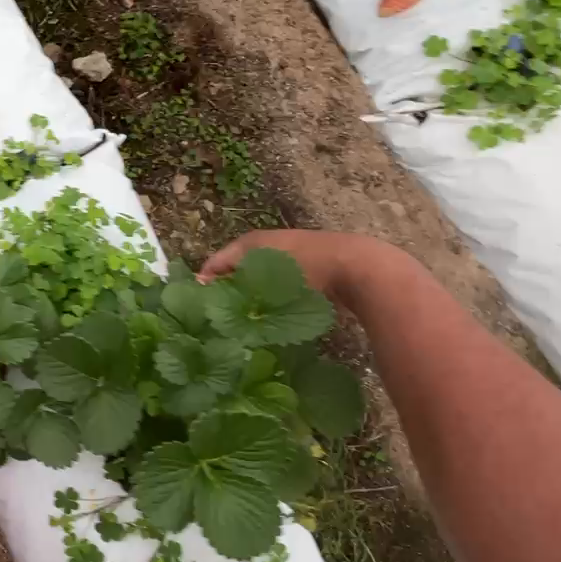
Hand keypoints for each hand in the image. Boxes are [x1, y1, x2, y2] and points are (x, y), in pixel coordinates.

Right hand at [199, 229, 402, 306]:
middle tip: (222, 316)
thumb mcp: (260, 276)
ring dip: (253, 296)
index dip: (206, 283)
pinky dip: (274, 297)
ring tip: (247, 319)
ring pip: (260, 278)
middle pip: (237, 269)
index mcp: (249, 242)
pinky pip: (281, 284)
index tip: (199, 307)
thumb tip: (199, 286)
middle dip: (228, 290)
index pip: (215, 263)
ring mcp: (291, 256)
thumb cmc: (305, 270)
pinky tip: (276, 314)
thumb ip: (229, 282)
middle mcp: (267, 245)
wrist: (361, 268)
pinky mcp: (311, 269)